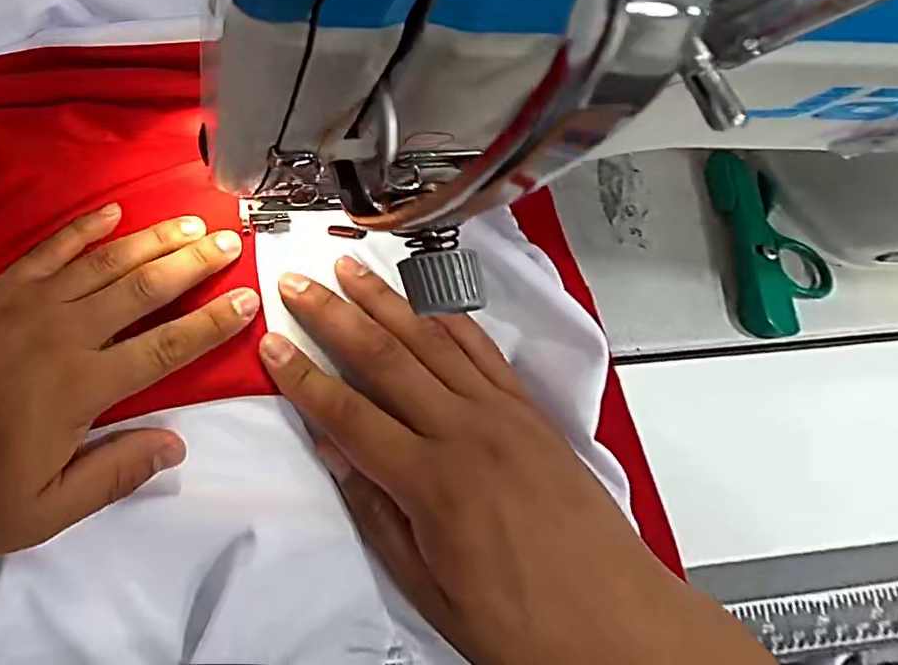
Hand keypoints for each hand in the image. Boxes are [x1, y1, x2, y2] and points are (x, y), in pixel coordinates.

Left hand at [0, 204, 256, 629]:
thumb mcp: (36, 514)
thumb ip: (111, 474)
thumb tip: (177, 444)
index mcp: (79, 388)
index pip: (165, 348)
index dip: (212, 321)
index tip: (247, 297)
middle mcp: (62, 333)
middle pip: (144, 288)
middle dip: (193, 261)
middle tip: (229, 238)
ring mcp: (26, 303)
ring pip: (106, 260)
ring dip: (153, 238)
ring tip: (189, 220)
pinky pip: (50, 249)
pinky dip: (84, 227)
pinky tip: (112, 210)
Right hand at [260, 257, 773, 664]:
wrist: (625, 632)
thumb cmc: (524, 626)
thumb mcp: (429, 587)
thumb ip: (374, 509)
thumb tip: (333, 449)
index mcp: (433, 482)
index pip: (347, 413)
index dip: (301, 377)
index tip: (272, 345)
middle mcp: (465, 431)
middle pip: (382, 355)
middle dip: (331, 313)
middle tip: (297, 283)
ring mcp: (501, 412)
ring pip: (428, 336)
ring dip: (382, 298)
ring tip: (348, 269)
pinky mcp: (528, 408)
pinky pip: (479, 348)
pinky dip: (444, 316)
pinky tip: (421, 297)